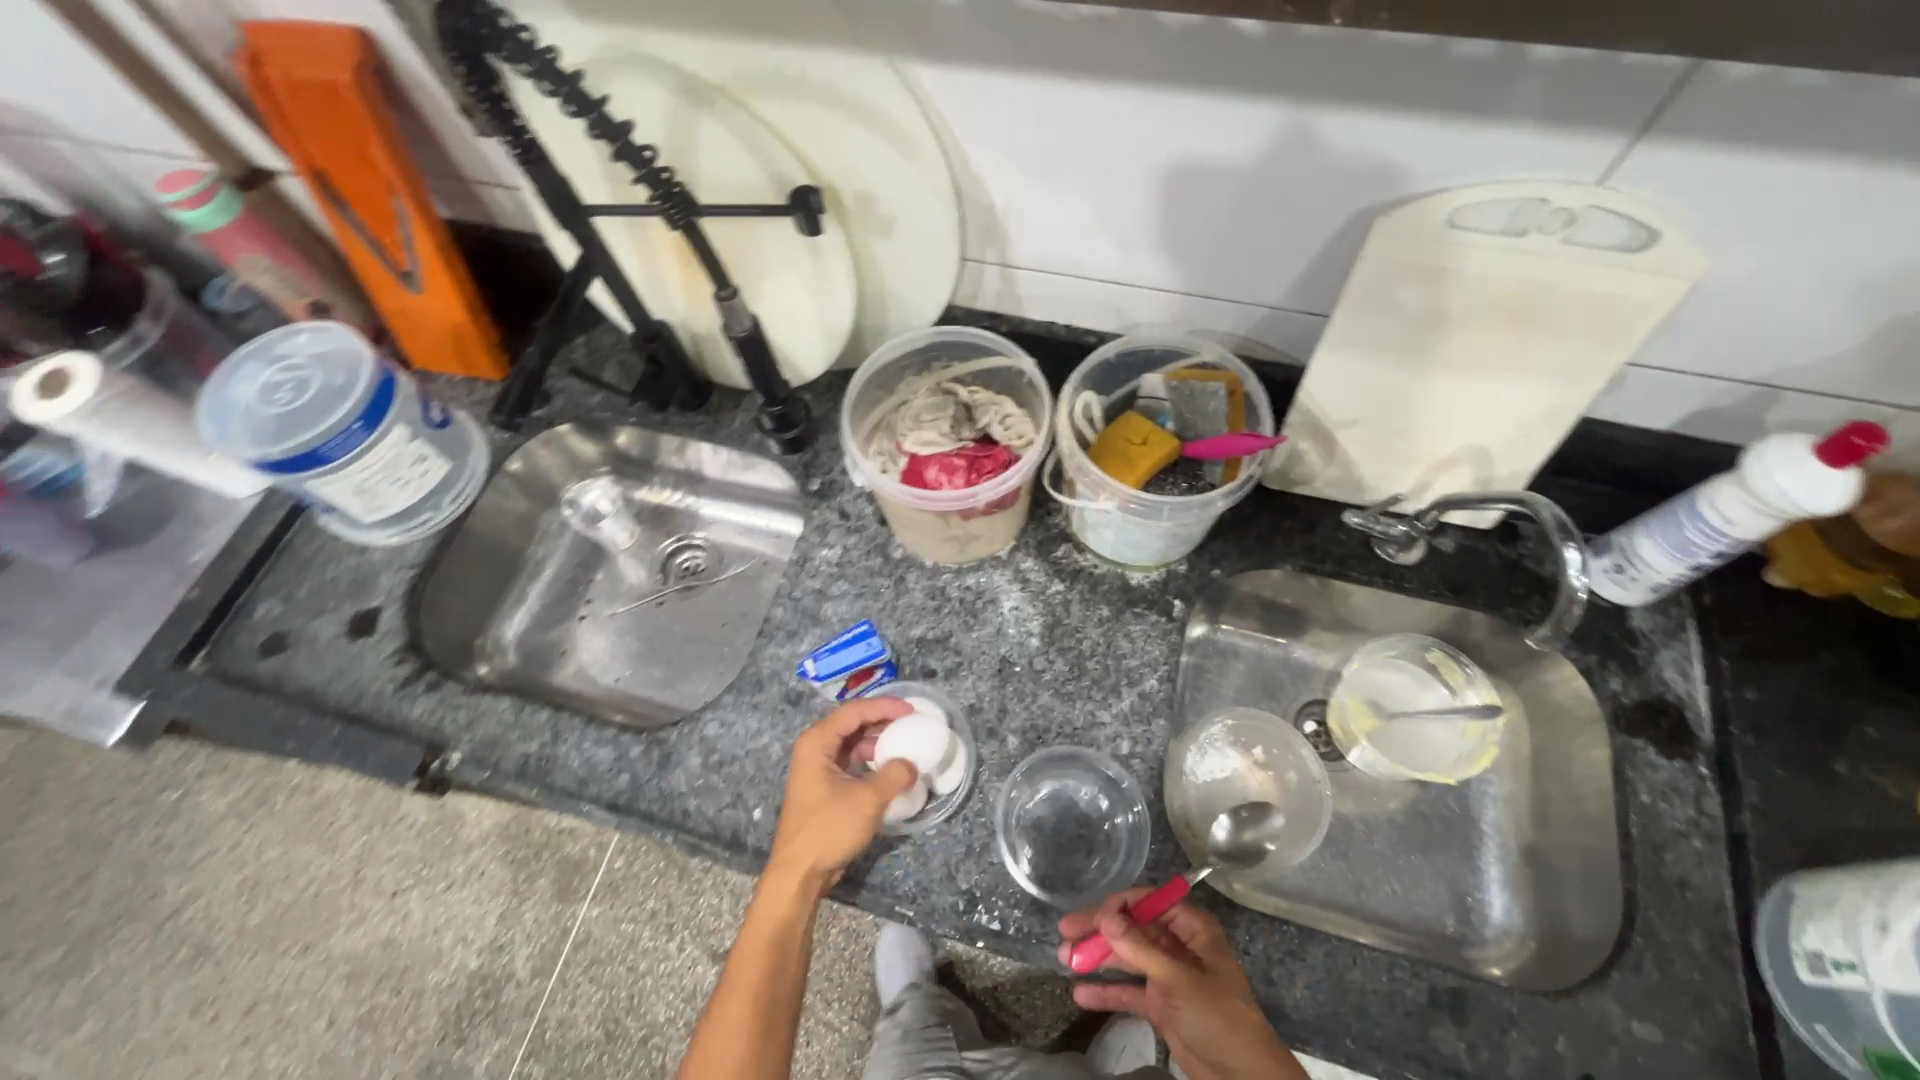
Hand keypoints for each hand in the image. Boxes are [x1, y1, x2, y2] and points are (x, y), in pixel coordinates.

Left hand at [767, 697, 918, 889]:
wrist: (800, 872)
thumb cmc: (828, 828)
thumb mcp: (867, 799)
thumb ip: (894, 774)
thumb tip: (911, 764)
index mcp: (817, 742)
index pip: (854, 711)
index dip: (884, 706)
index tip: (911, 711)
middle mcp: (815, 749)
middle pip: (852, 724)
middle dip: (882, 722)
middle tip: (912, 724)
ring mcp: (818, 769)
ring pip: (852, 744)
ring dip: (878, 743)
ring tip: (906, 744)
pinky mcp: (825, 788)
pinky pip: (852, 764)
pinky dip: (871, 762)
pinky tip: (891, 769)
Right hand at [1057, 889, 1305, 1079]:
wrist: (1242, 1076)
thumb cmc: (1218, 1016)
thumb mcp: (1178, 979)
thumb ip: (1140, 948)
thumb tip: (1105, 915)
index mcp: (1192, 929)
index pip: (1149, 903)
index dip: (1119, 905)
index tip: (1091, 917)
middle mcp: (1178, 947)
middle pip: (1133, 929)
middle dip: (1099, 931)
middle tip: (1064, 933)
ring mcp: (1168, 977)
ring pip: (1127, 959)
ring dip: (1097, 959)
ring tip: (1064, 959)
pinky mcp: (1160, 1005)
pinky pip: (1129, 991)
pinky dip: (1107, 991)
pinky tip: (1080, 994)